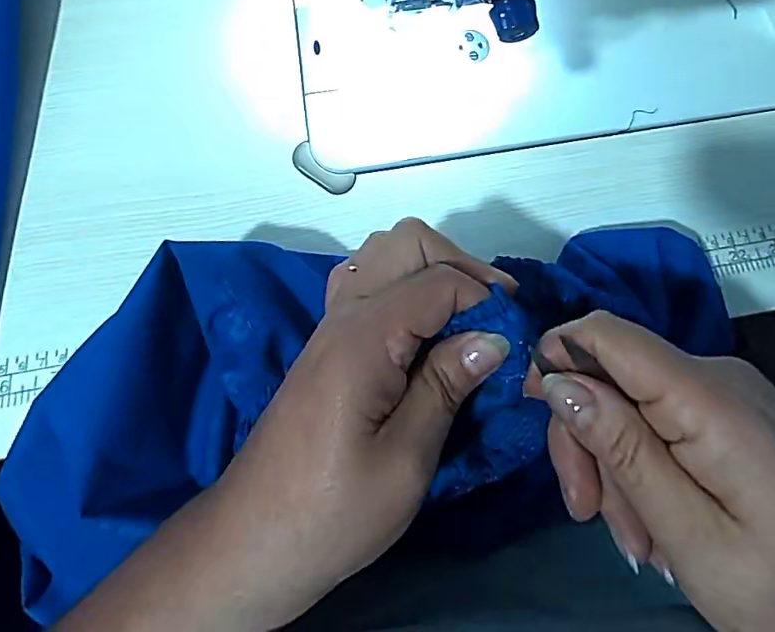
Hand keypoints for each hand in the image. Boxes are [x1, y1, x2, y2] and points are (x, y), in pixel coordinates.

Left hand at [56, 219, 516, 631]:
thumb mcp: (405, 461)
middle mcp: (345, 311)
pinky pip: (366, 279)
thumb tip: (495, 336)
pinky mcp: (328, 337)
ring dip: (430, 268)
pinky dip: (402, 283)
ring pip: (384, 251)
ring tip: (464, 318)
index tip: (519, 336)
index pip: (439, 280)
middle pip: (407, 240)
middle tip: (494, 316)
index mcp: (366, 335)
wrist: (256, 534)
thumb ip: (447, 387)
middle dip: (459, 265)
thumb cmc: (334, 511)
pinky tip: (421, 328)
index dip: (486, 298)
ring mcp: (332, 320)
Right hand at [527, 313, 774, 631]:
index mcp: (709, 396)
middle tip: (585, 513)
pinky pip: (665, 422)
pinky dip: (647, 468)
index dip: (555, 355)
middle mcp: (718, 377)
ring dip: (617, 466)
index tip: (532, 411)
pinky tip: (661, 527)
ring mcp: (731, 398)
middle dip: (587, 436)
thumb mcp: (697, 540)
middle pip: (613, 372)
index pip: (606, 333)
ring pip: (634, 403)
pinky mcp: (737, 421)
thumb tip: (557, 381)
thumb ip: (624, 451)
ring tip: (639, 543)